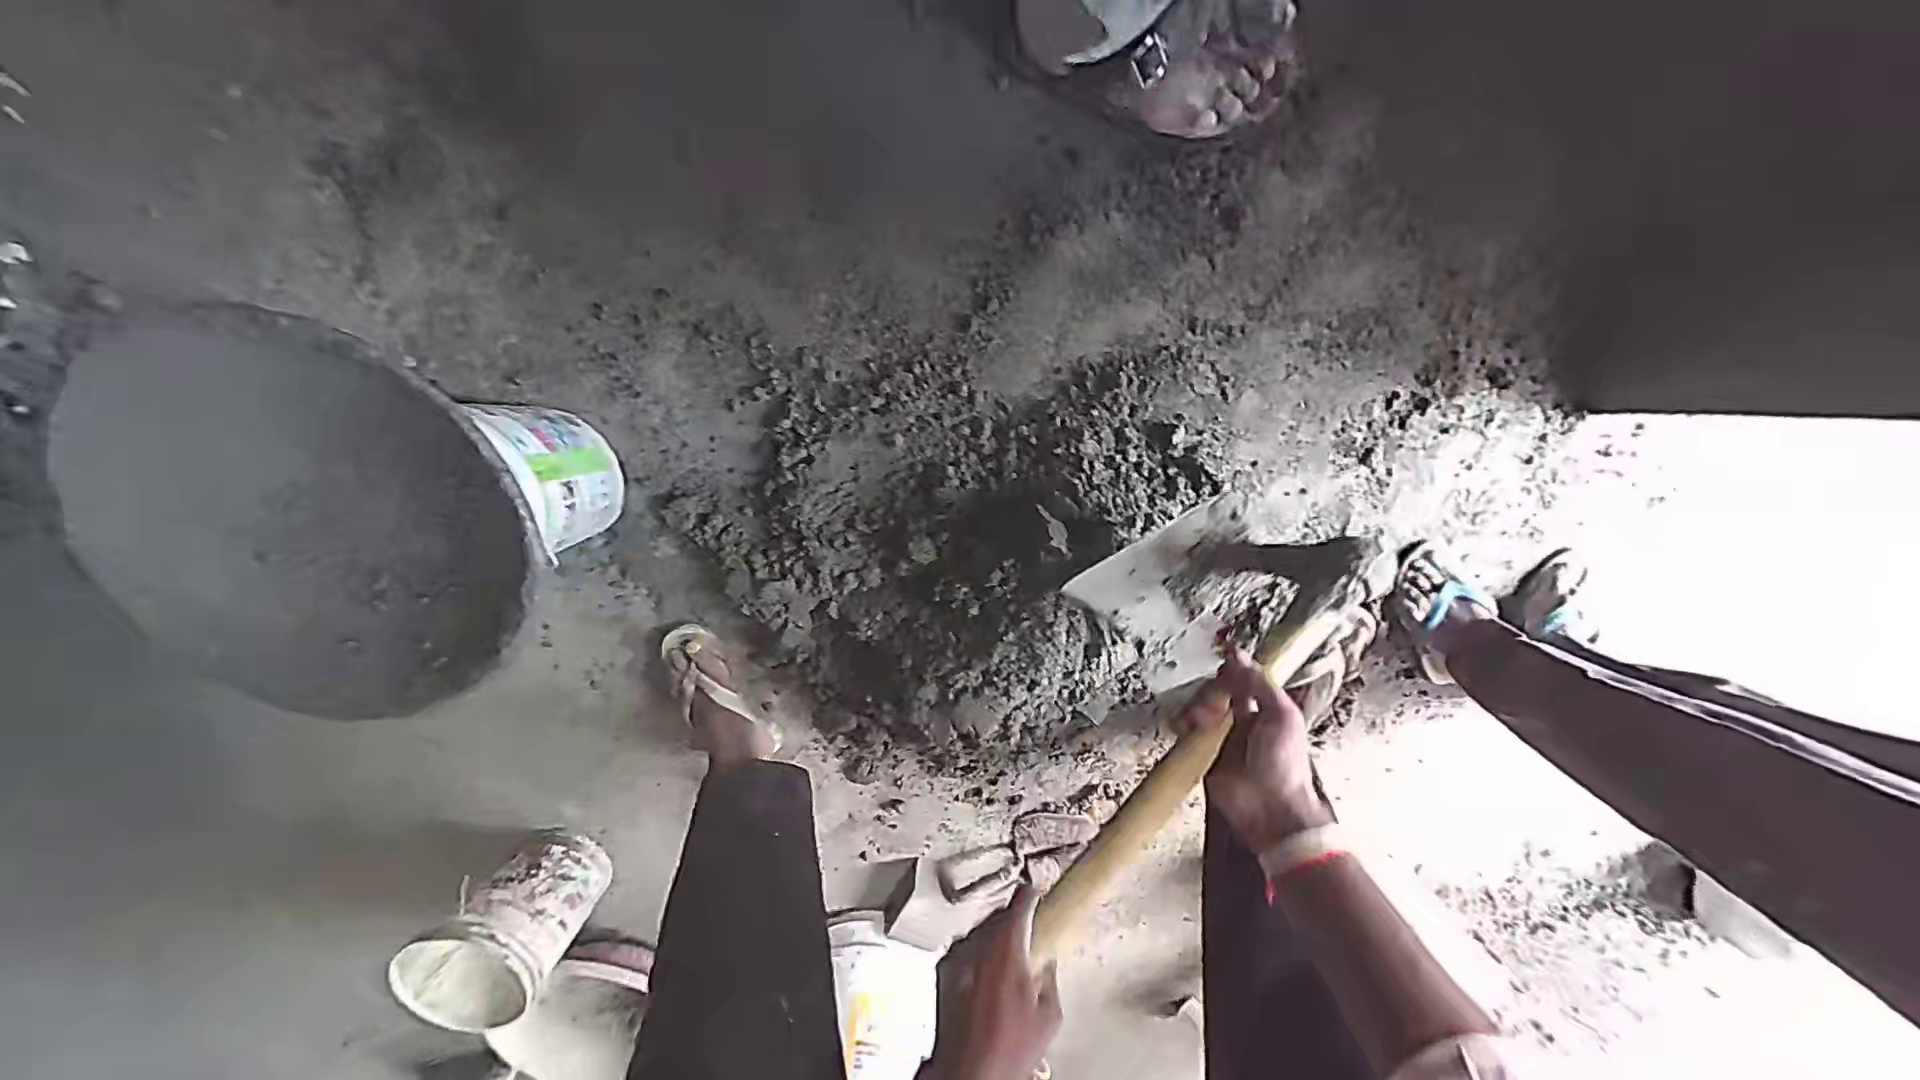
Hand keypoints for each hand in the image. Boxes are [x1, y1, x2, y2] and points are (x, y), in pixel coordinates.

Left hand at [952, 885, 1061, 1079]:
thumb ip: (1050, 979)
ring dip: (994, 938)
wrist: (971, 1072)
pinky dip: (978, 956)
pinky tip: (987, 978)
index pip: (1020, 907)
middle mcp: (981, 949)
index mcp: (1009, 952)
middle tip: (1025, 930)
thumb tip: (1048, 965)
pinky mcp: (946, 974)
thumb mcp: (1049, 1016)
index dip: (1029, 895)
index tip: (1034, 890)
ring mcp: (960, 959)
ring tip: (1006, 961)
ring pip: (981, 933)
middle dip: (1013, 920)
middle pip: (999, 918)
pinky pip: (966, 952)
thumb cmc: (1008, 1050)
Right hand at [1178, 649, 1333, 862]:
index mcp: (1264, 708)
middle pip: (1216, 690)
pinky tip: (1185, 727)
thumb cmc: (1285, 764)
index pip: (1243, 678)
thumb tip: (1239, 656)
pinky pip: (1187, 732)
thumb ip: (1260, 684)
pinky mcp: (1203, 754)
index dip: (1232, 666)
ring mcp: (1221, 736)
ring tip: (1200, 719)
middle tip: (1212, 699)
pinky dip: (1183, 725)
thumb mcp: (1282, 715)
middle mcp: (1241, 719)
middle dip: (1211, 690)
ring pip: (1199, 708)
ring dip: (1197, 708)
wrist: (1270, 809)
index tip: (1221, 651)